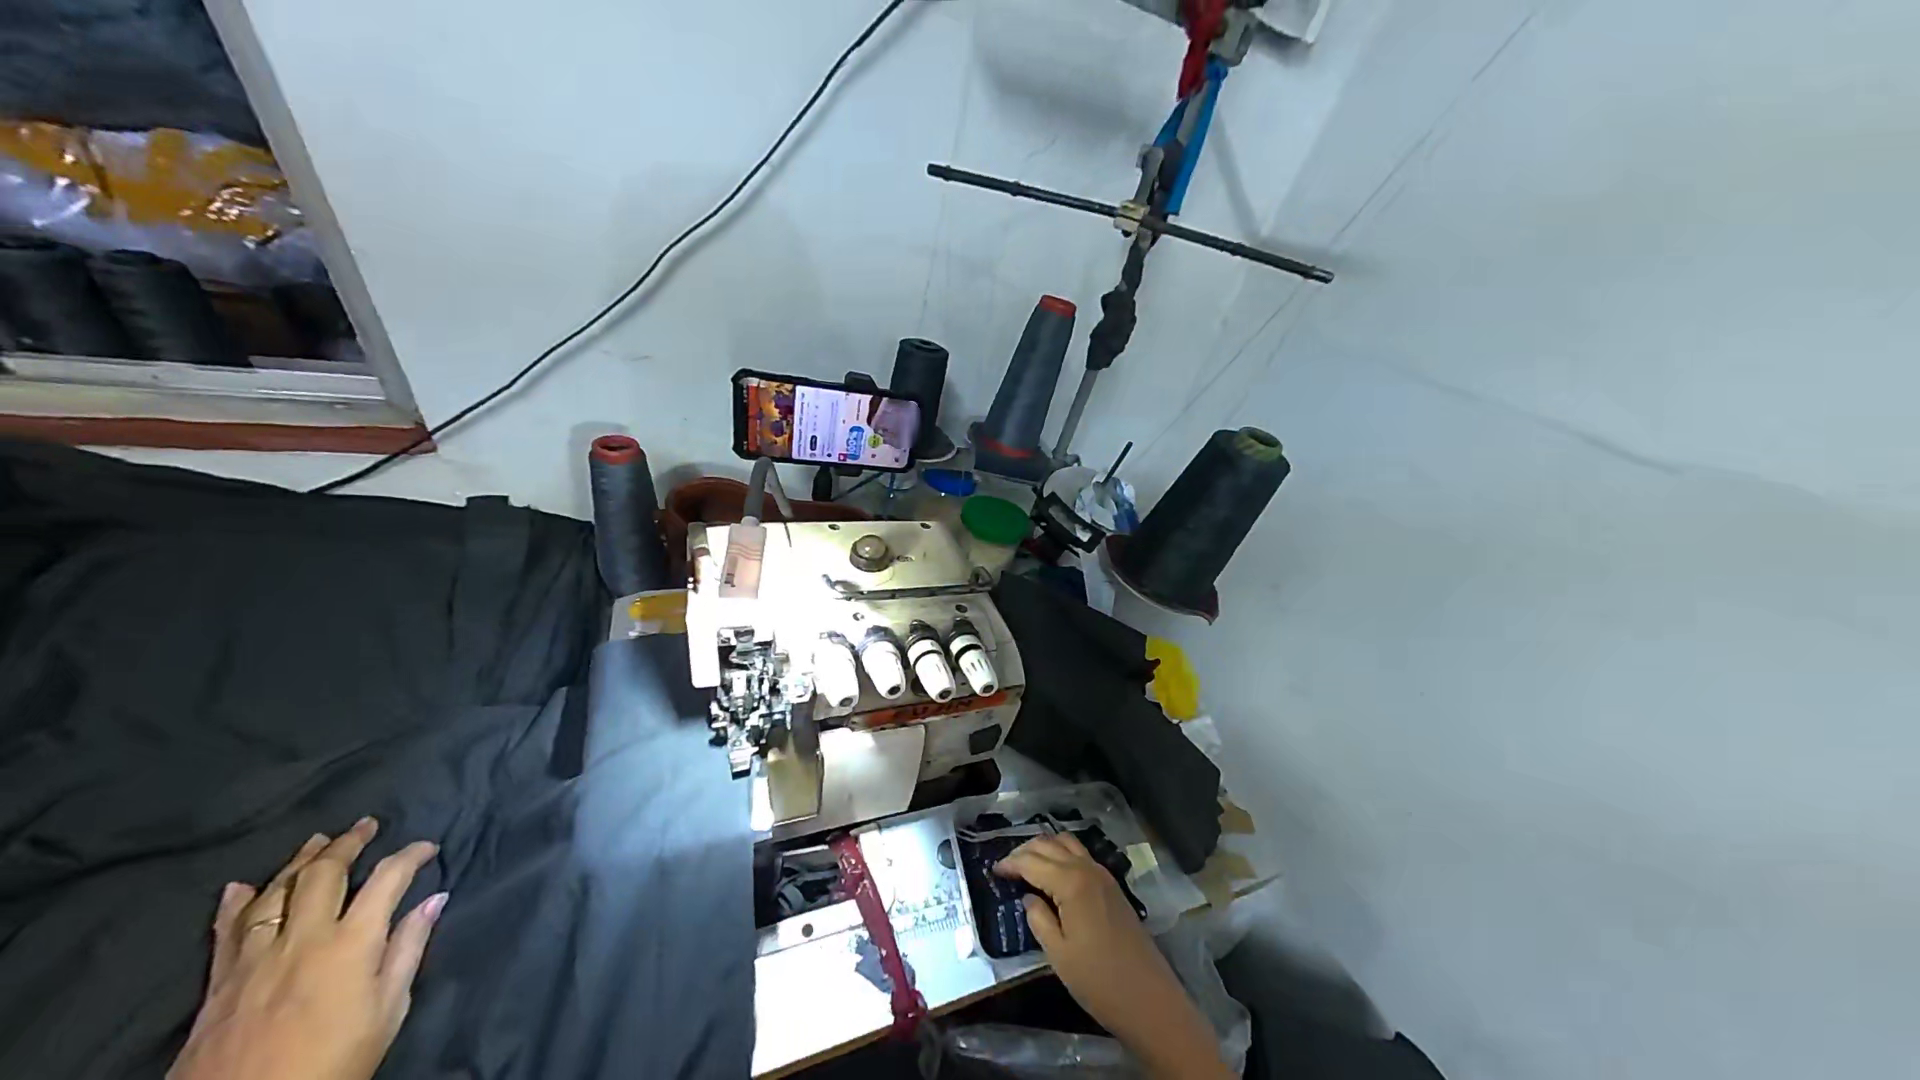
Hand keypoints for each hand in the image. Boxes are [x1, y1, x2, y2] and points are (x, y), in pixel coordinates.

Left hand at [168, 818, 446, 1079]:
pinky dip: (234, 904)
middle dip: (349, 843)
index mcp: (351, 943)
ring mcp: (255, 958)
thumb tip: (435, 899)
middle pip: (324, 874)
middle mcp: (303, 938)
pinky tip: (239, 886)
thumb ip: (407, 950)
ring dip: (300, 862)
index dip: (412, 855)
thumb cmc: (333, 1063)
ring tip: (317, 840)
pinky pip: (226, 932)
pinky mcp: (220, 983)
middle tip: (367, 825)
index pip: (388, 879)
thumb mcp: (388, 1011)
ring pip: (276, 893)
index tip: (428, 847)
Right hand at [994, 832, 1231, 1079]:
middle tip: (1006, 867)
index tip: (993, 872)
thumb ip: (1039, 919)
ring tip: (1026, 865)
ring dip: (1045, 847)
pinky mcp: (1113, 887)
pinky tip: (1053, 873)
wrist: (1149, 1000)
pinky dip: (1062, 854)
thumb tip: (1028, 898)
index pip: (1032, 861)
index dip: (1010, 864)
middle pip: (1049, 844)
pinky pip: (1081, 856)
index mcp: (1071, 882)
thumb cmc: (1099, 980)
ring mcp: (1103, 876)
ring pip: (1067, 843)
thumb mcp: (1058, 954)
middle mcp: (1087, 869)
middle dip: (1024, 851)